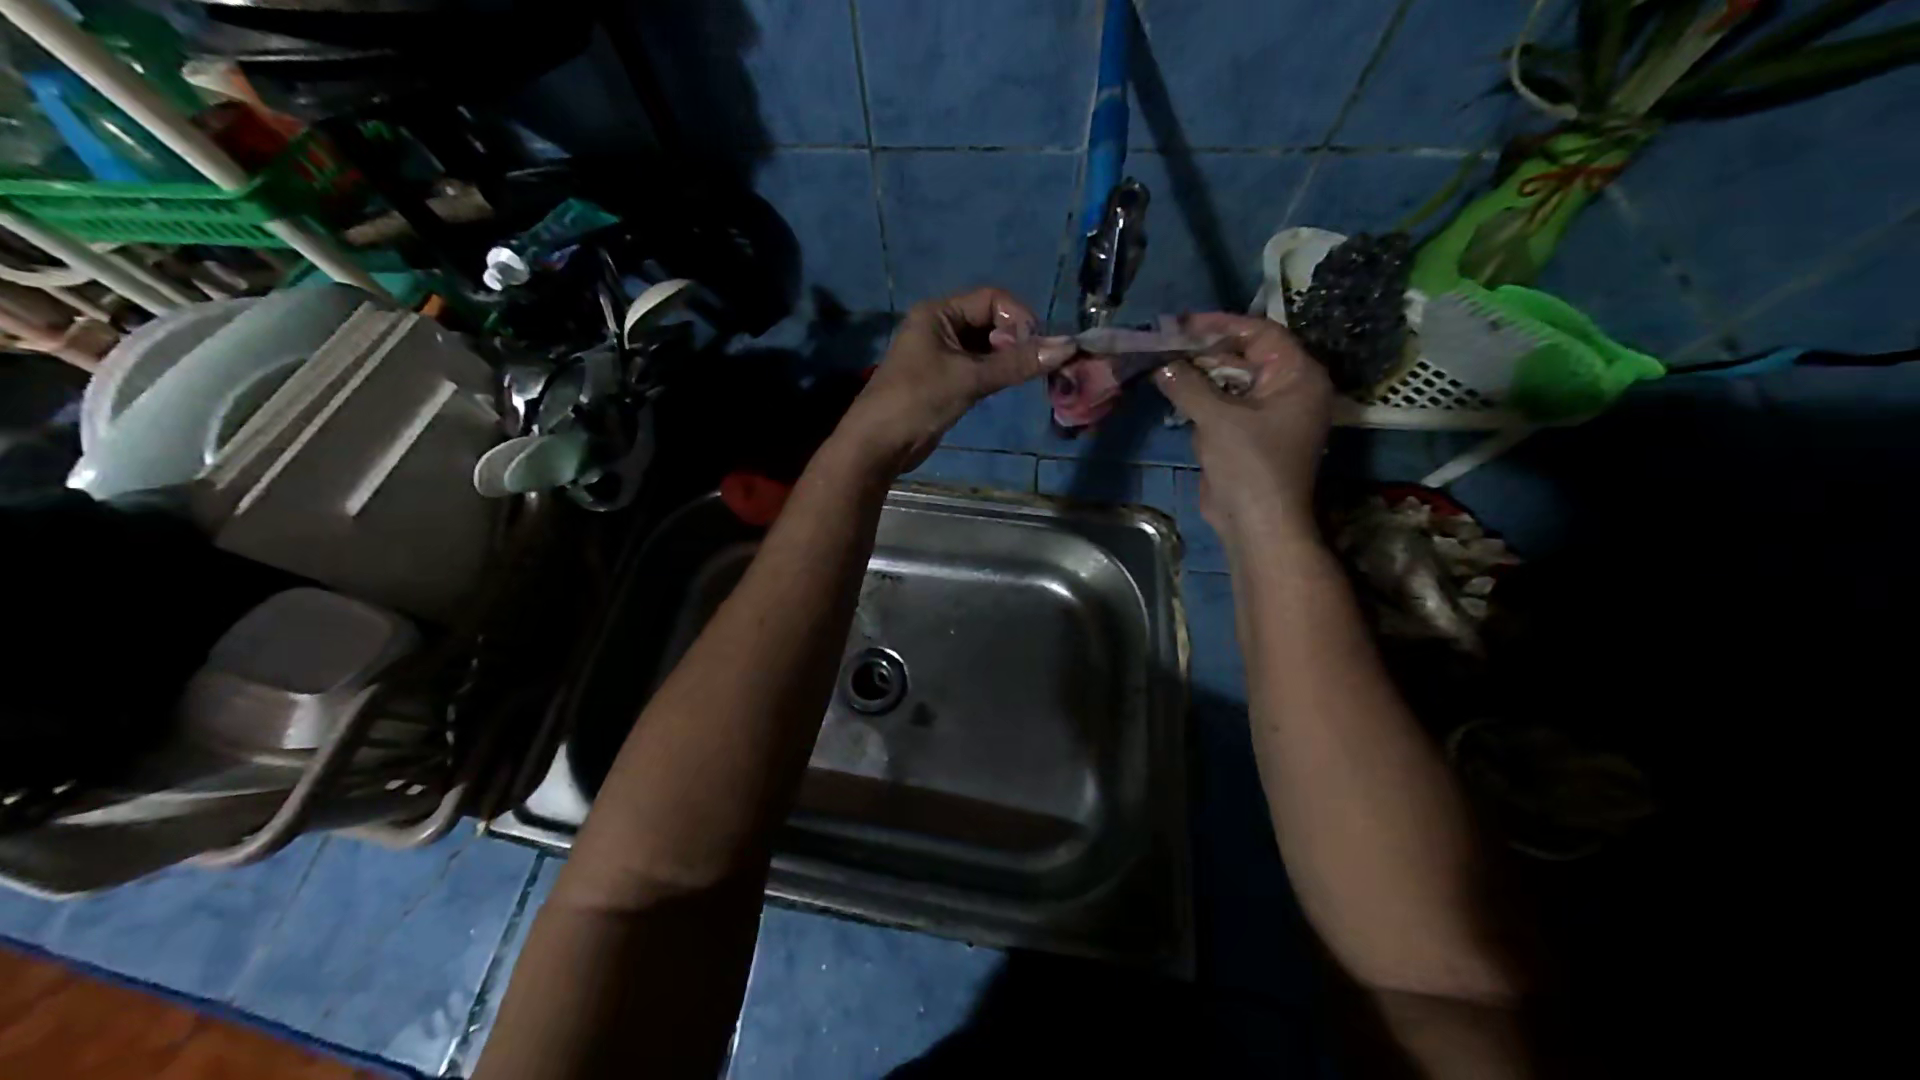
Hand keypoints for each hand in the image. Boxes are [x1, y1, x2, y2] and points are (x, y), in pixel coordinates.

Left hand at [835, 287, 1074, 473]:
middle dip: (1017, 338)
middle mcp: (942, 327)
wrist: (879, 445)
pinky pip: (981, 367)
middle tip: (1036, 364)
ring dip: (1010, 357)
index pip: (992, 299)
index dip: (1018, 318)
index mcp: (939, 313)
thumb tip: (1067, 347)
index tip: (1038, 346)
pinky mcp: (948, 380)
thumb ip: (1016, 363)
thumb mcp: (969, 378)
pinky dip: (999, 372)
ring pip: (988, 346)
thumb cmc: (918, 401)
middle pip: (991, 321)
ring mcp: (944, 354)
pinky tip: (1012, 384)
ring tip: (1029, 375)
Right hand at [1153, 312, 1331, 541]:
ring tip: (1162, 362)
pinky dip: (1200, 399)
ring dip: (1198, 375)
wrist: (1255, 523)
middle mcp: (1288, 390)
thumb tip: (1161, 364)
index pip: (1260, 334)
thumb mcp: (1216, 418)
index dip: (1220, 324)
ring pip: (1230, 382)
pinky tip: (1172, 390)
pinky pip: (1223, 406)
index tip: (1181, 322)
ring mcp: (1268, 414)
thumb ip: (1187, 384)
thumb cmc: (1249, 465)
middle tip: (1165, 342)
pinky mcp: (1248, 435)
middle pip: (1244, 357)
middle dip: (1204, 351)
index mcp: (1298, 377)